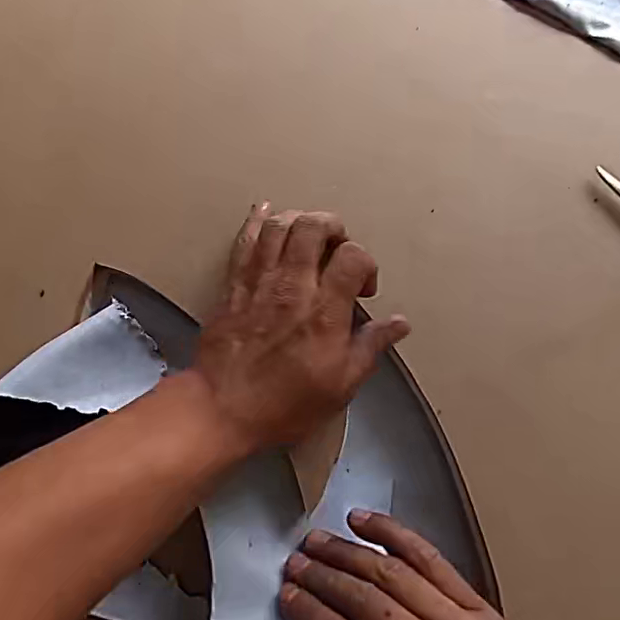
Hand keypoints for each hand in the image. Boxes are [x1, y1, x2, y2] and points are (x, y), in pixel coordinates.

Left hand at [191, 205, 409, 451]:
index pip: (353, 257)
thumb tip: (397, 323)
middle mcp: (292, 287)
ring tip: (308, 234)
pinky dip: (256, 222)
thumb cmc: (283, 404)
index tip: (363, 286)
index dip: (365, 263)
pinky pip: (244, 242)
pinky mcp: (233, 286)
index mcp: (324, 312)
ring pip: (278, 227)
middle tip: (337, 248)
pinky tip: (264, 212)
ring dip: (298, 220)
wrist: (222, 407)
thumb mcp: (340, 386)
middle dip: (333, 227)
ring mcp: (259, 283)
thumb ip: (370, 347)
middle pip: (313, 227)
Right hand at [280, 511, 615, 619]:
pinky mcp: (487, 617)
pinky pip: (433, 562)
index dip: (307, 612)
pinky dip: (396, 536)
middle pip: (364, 601)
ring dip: (348, 552)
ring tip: (319, 541)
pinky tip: (367, 523)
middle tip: (296, 563)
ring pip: (393, 574)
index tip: (287, 595)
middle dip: (321, 577)